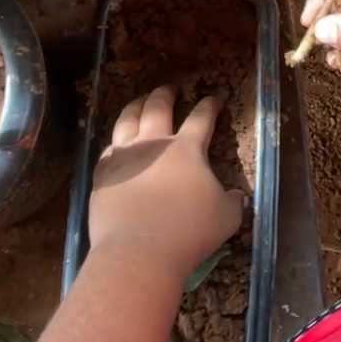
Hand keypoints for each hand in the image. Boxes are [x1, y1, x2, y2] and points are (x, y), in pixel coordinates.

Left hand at [88, 86, 243, 280]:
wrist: (138, 253)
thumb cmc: (189, 231)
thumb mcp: (226, 216)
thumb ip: (233, 201)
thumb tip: (237, 196)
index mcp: (187, 149)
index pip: (202, 117)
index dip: (210, 105)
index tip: (216, 97)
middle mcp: (154, 145)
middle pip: (157, 108)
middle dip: (165, 94)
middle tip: (169, 89)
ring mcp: (124, 158)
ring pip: (127, 121)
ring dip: (135, 107)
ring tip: (139, 102)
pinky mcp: (103, 176)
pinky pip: (108, 149)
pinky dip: (116, 141)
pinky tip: (117, 143)